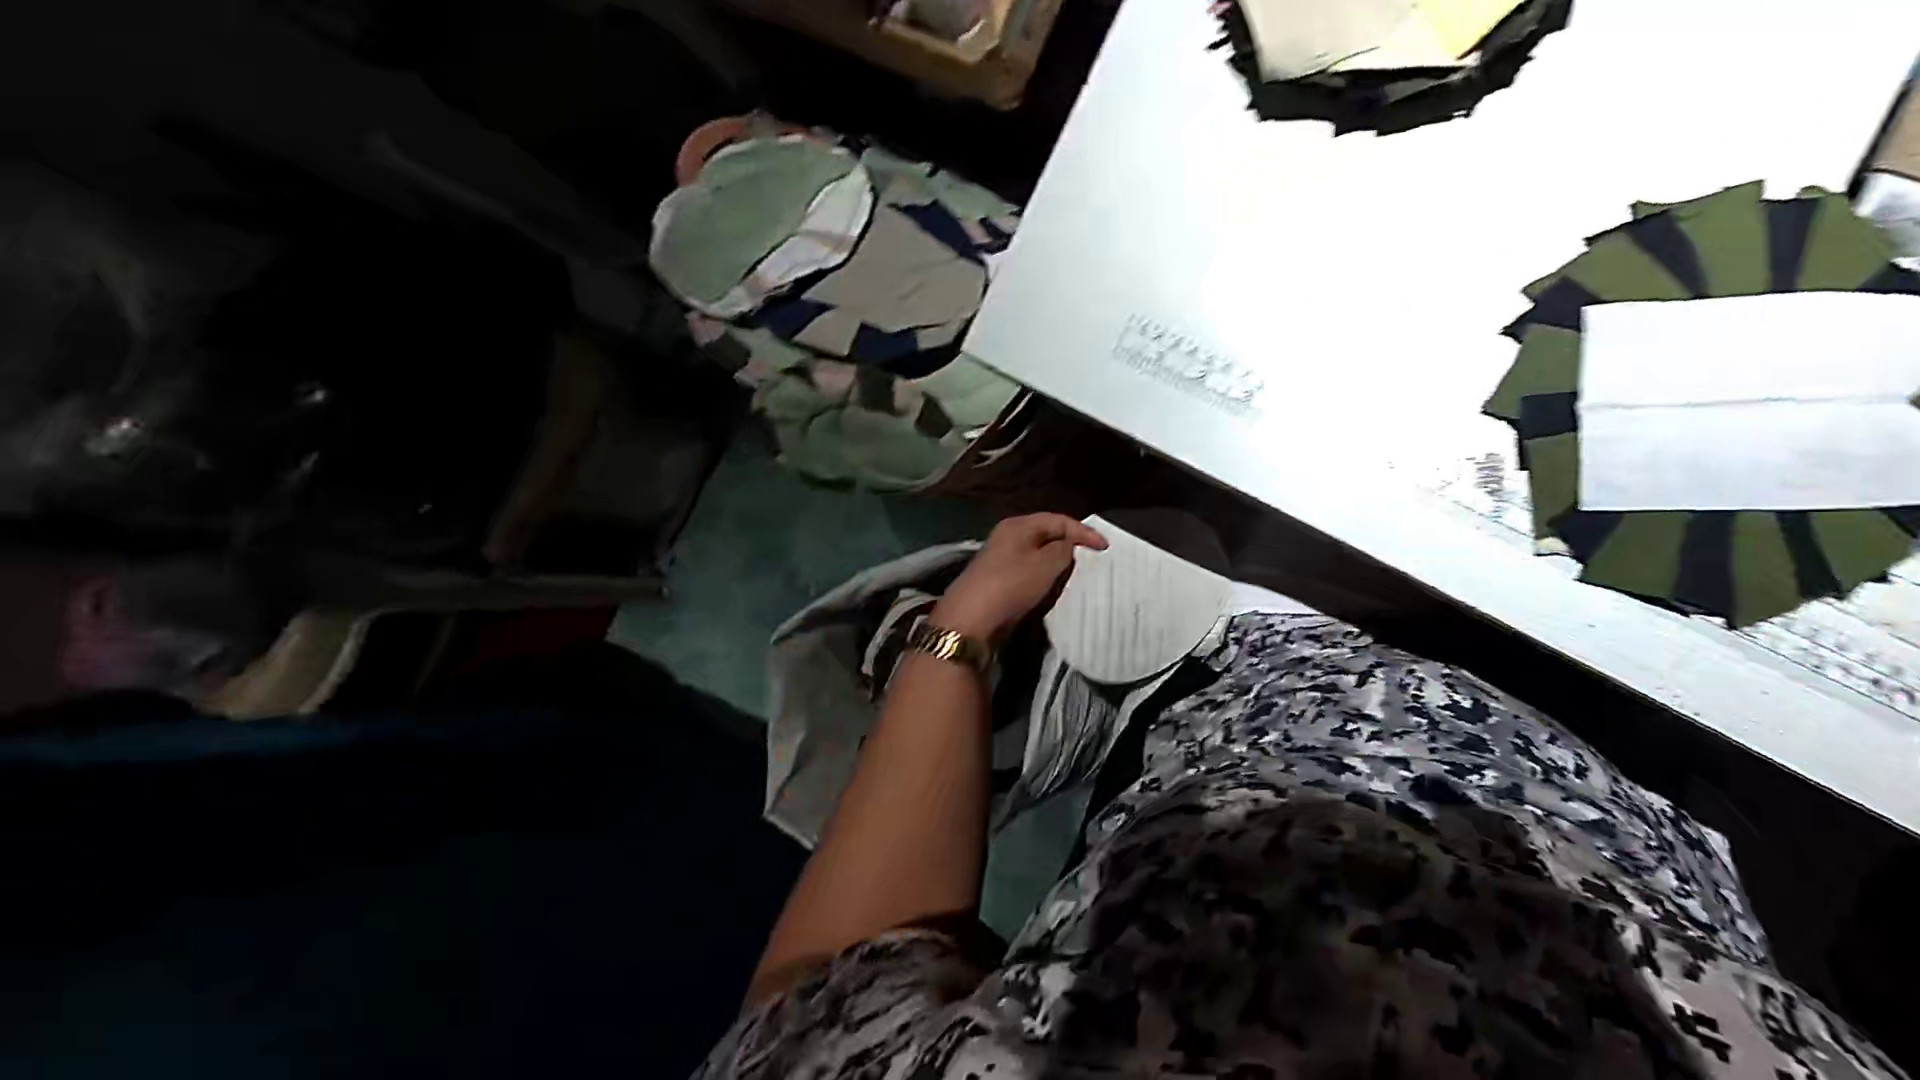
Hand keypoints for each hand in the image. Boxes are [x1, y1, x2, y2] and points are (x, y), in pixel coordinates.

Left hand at [931, 514, 1107, 644]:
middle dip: (1070, 546)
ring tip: (1078, 574)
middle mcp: (1007, 537)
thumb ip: (1064, 550)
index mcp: (1017, 525)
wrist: (971, 619)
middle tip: (1093, 559)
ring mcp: (1000, 559)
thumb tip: (1068, 544)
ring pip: (1037, 556)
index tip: (1105, 548)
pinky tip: (1053, 588)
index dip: (1084, 531)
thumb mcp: (1046, 564)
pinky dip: (1044, 578)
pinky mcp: (998, 581)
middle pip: (1046, 536)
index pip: (1058, 520)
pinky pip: (1029, 573)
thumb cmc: (1011, 584)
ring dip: (1057, 564)